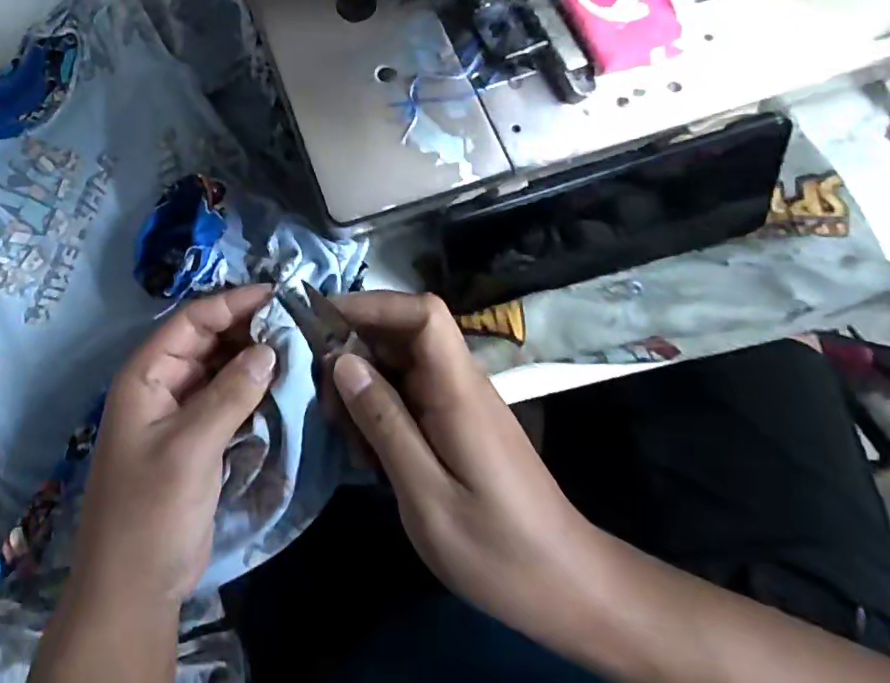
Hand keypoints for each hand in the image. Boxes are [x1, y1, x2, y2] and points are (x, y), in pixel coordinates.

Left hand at [71, 283, 277, 605]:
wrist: (133, 587)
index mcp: (146, 375)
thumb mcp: (190, 447)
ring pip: (222, 369)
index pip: (192, 321)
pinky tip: (286, 385)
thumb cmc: (150, 511)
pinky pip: (229, 400)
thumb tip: (270, 348)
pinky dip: (254, 390)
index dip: (232, 303)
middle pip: (209, 341)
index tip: (278, 294)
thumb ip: (230, 394)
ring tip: (300, 346)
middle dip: (249, 329)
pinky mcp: (199, 439)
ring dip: (255, 359)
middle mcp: (163, 385)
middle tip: (298, 321)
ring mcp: (181, 413)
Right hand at [328, 292, 595, 636]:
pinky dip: (379, 412)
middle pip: (403, 334)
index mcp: (459, 391)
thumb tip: (341, 362)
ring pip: (400, 365)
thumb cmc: (496, 550)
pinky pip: (409, 394)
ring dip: (363, 388)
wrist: (565, 586)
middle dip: (355, 352)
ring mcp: (459, 402)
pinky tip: (369, 454)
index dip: (374, 304)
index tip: (324, 321)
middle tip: (325, 401)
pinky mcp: (456, 423)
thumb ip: (384, 424)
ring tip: (347, 438)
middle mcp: (460, 384)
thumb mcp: (426, 496)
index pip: (423, 314)